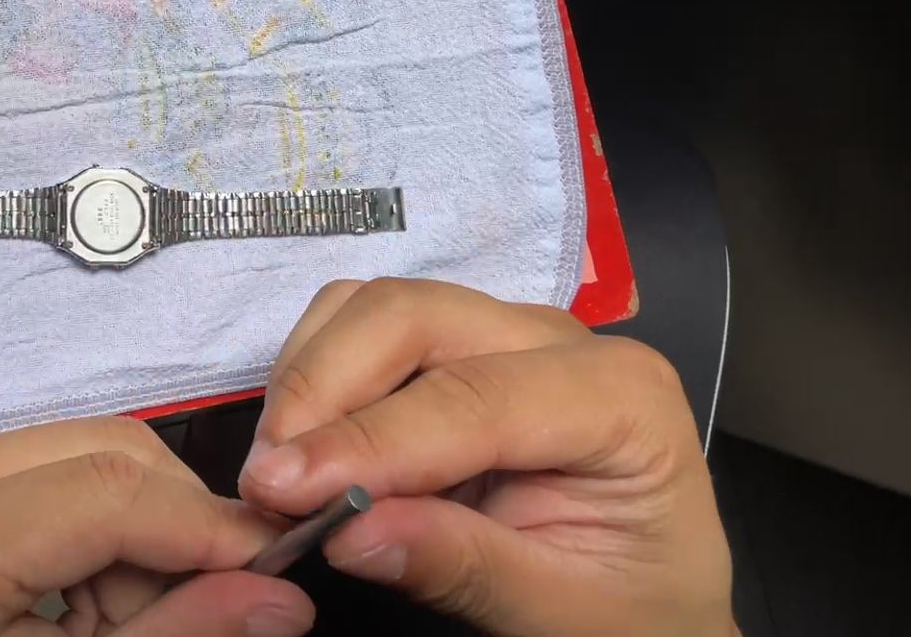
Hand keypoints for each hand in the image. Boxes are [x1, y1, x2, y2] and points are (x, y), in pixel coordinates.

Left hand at [0, 416, 313, 636]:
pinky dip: (100, 526)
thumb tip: (282, 599)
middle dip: (173, 529)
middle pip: (106, 451)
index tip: (273, 563)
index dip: (203, 524)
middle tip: (189, 611)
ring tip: (114, 619)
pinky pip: (62, 464)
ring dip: (138, 531)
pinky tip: (84, 596)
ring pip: (93, 449)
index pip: (105, 492)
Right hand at [239, 278, 734, 636]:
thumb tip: (346, 532)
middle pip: (407, 316)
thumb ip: (463, 567)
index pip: (472, 397)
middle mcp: (548, 333)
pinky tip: (303, 434)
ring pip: (368, 305)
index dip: (369, 439)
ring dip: (306, 374)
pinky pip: (353, 318)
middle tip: (267, 475)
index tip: (281, 486)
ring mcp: (488, 321)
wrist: (642, 592)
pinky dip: (310, 367)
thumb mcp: (568, 615)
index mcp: (615, 395)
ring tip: (279, 460)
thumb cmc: (626, 608)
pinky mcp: (440, 332)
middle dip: (321, 387)